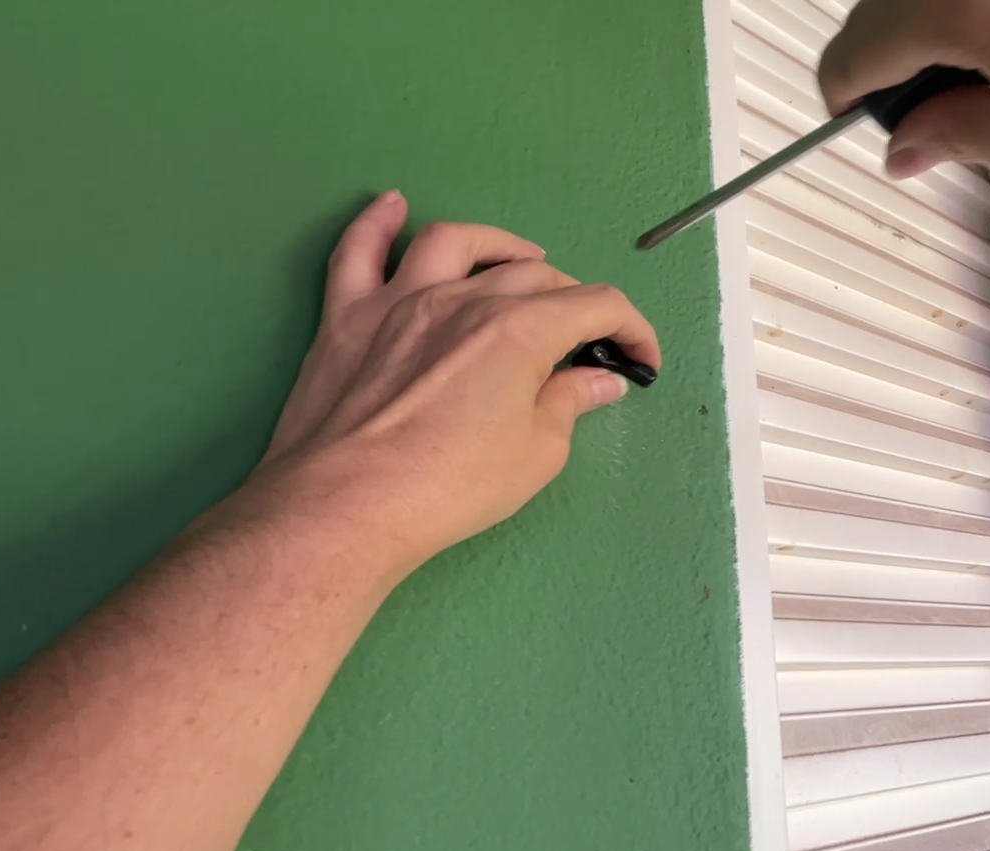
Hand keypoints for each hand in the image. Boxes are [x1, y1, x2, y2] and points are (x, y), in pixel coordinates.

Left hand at [231, 191, 658, 577]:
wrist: (350, 506)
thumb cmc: (459, 484)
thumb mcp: (541, 451)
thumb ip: (571, 402)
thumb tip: (600, 381)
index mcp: (521, 331)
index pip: (598, 305)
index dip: (633, 330)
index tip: (642, 361)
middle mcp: (465, 299)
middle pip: (537, 275)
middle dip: (580, 302)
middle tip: (590, 340)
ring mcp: (401, 300)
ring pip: (458, 243)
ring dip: (502, 246)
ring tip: (524, 259)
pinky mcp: (348, 314)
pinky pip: (360, 249)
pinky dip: (379, 222)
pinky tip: (394, 206)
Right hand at [817, 0, 989, 189]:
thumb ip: (956, 140)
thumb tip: (899, 152)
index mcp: (961, 3)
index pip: (854, 49)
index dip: (846, 95)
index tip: (857, 116)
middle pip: (887, 2)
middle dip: (901, 58)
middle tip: (947, 103)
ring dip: (941, 23)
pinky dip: (985, 4)